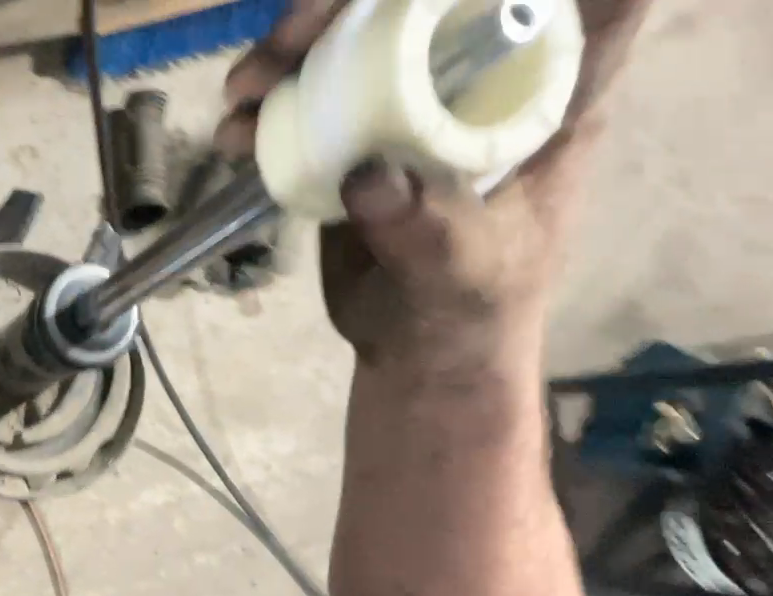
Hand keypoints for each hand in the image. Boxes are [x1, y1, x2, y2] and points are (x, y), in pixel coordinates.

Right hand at [215, 0, 654, 370]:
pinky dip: (267, 108)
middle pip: (431, 7)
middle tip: (295, 34)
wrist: (414, 348)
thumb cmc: (470, 309)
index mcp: (547, 97)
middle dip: (353, 6)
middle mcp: (480, 85)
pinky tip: (236, 130)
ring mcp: (410, 112)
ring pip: (357, 46)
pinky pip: (310, 105)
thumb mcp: (464, 272)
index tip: (421, 1)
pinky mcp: (353, 144)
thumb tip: (363, 176)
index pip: (573, 6)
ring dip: (294, 51)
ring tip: (243, 89)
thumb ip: (427, 227)